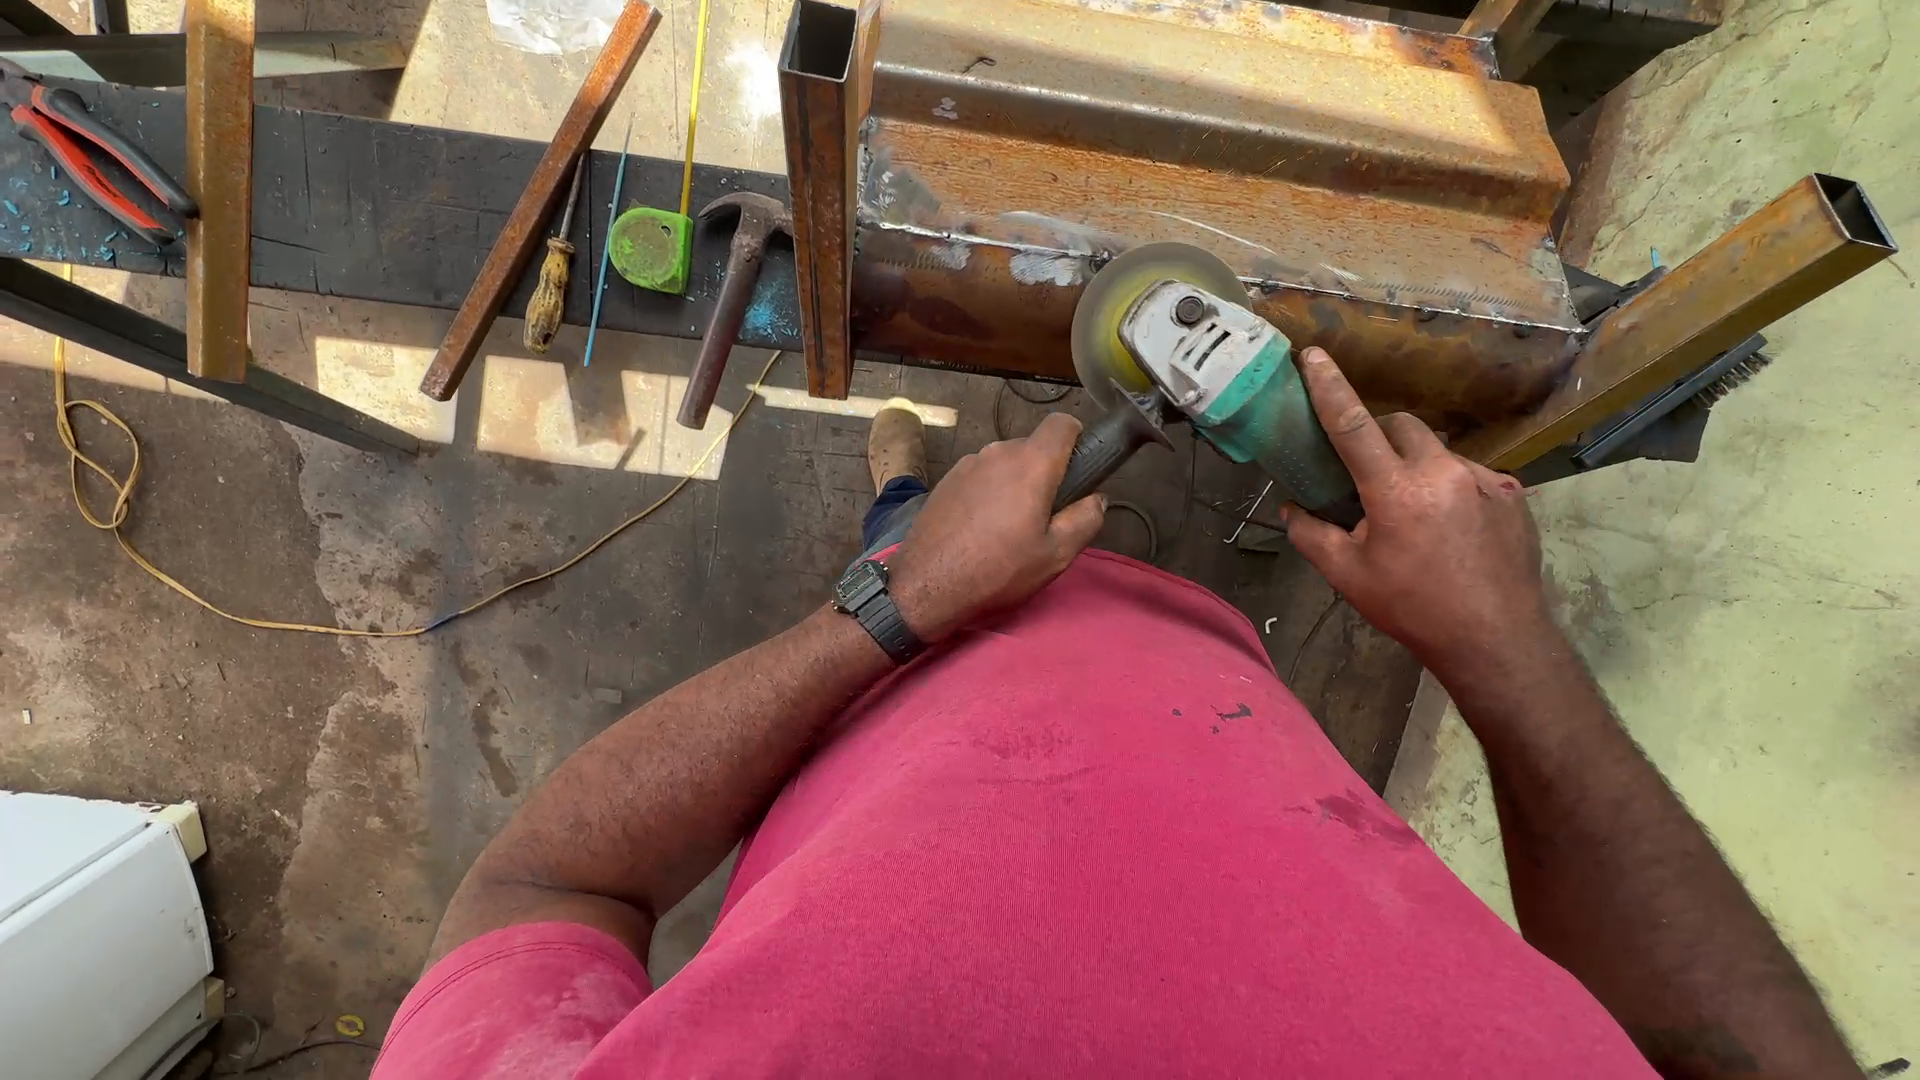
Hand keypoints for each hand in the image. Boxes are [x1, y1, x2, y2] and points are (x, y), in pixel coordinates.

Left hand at [887, 412, 1106, 641]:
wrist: (927, 584)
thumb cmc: (998, 570)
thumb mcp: (1055, 554)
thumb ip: (1085, 519)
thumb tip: (1097, 498)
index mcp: (1031, 463)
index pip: (1062, 424)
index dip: (1076, 439)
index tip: (1077, 470)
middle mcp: (997, 452)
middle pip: (1032, 447)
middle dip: (1044, 472)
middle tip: (1043, 516)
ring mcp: (967, 463)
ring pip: (1004, 463)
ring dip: (1013, 484)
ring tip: (1008, 528)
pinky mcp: (946, 480)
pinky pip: (979, 476)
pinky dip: (987, 492)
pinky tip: (979, 528)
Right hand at [1280, 347, 1552, 679]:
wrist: (1496, 638)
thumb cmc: (1411, 606)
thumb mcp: (1346, 575)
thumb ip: (1311, 535)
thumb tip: (1294, 509)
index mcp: (1395, 490)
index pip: (1352, 425)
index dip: (1328, 387)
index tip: (1312, 356)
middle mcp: (1442, 472)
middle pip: (1402, 425)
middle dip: (1378, 435)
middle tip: (1365, 473)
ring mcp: (1483, 481)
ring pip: (1436, 450)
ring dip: (1414, 466)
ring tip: (1411, 513)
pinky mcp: (1511, 496)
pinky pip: (1468, 475)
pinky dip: (1447, 488)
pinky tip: (1448, 529)